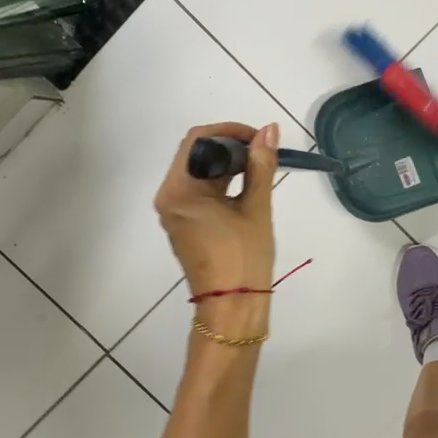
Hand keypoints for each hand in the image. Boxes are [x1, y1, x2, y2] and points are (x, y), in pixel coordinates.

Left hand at [155, 122, 279, 295]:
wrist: (232, 307)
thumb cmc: (244, 257)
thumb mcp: (256, 208)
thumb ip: (261, 165)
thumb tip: (269, 129)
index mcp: (179, 190)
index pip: (198, 140)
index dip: (230, 131)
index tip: (260, 139)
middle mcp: (168, 197)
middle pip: (196, 155)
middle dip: (231, 148)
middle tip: (264, 155)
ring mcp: (174, 213)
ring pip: (200, 174)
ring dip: (229, 166)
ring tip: (260, 172)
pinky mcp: (185, 225)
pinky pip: (200, 193)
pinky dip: (223, 185)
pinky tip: (248, 191)